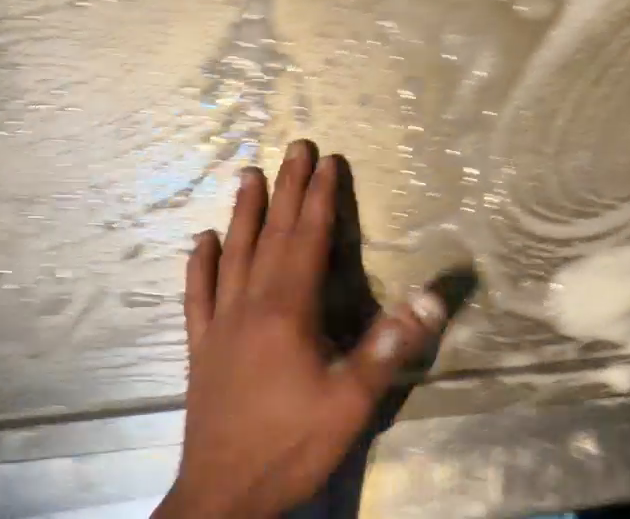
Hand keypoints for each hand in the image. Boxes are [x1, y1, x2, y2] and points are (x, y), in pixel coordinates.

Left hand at [157, 142, 447, 518]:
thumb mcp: (351, 402)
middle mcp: (251, 304)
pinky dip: (200, 265)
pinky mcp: (201, 349)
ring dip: (244, 212)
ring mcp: (220, 325)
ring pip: (233, 254)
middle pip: (273, 234)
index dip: (321, 197)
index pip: (309, 238)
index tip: (329, 159)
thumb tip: (431, 297)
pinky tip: (200, 241)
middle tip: (297, 146)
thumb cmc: (290, 445)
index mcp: (288, 310)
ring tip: (249, 174)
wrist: (220, 498)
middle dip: (288, 188)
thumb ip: (389, 347)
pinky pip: (198, 296)